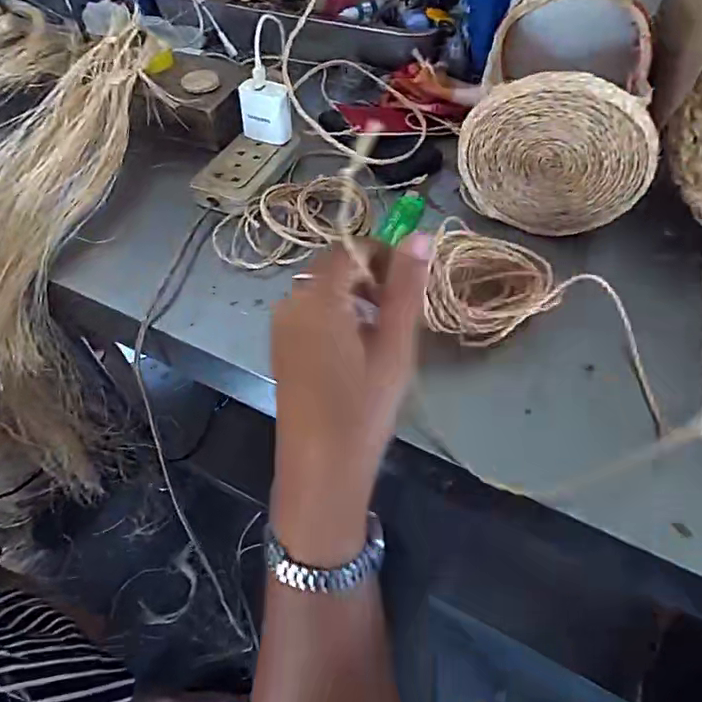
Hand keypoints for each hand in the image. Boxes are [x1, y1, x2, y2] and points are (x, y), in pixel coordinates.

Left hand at [268, 234, 431, 565]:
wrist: (321, 467)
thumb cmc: (364, 405)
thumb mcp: (395, 344)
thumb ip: (406, 286)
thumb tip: (421, 235)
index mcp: (317, 296)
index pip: (351, 248)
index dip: (383, 256)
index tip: (409, 283)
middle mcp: (291, 301)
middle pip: (334, 267)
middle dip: (370, 277)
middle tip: (399, 312)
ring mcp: (281, 325)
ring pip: (322, 289)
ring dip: (354, 296)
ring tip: (382, 334)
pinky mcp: (280, 346)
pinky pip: (310, 311)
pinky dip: (336, 315)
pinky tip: (356, 350)